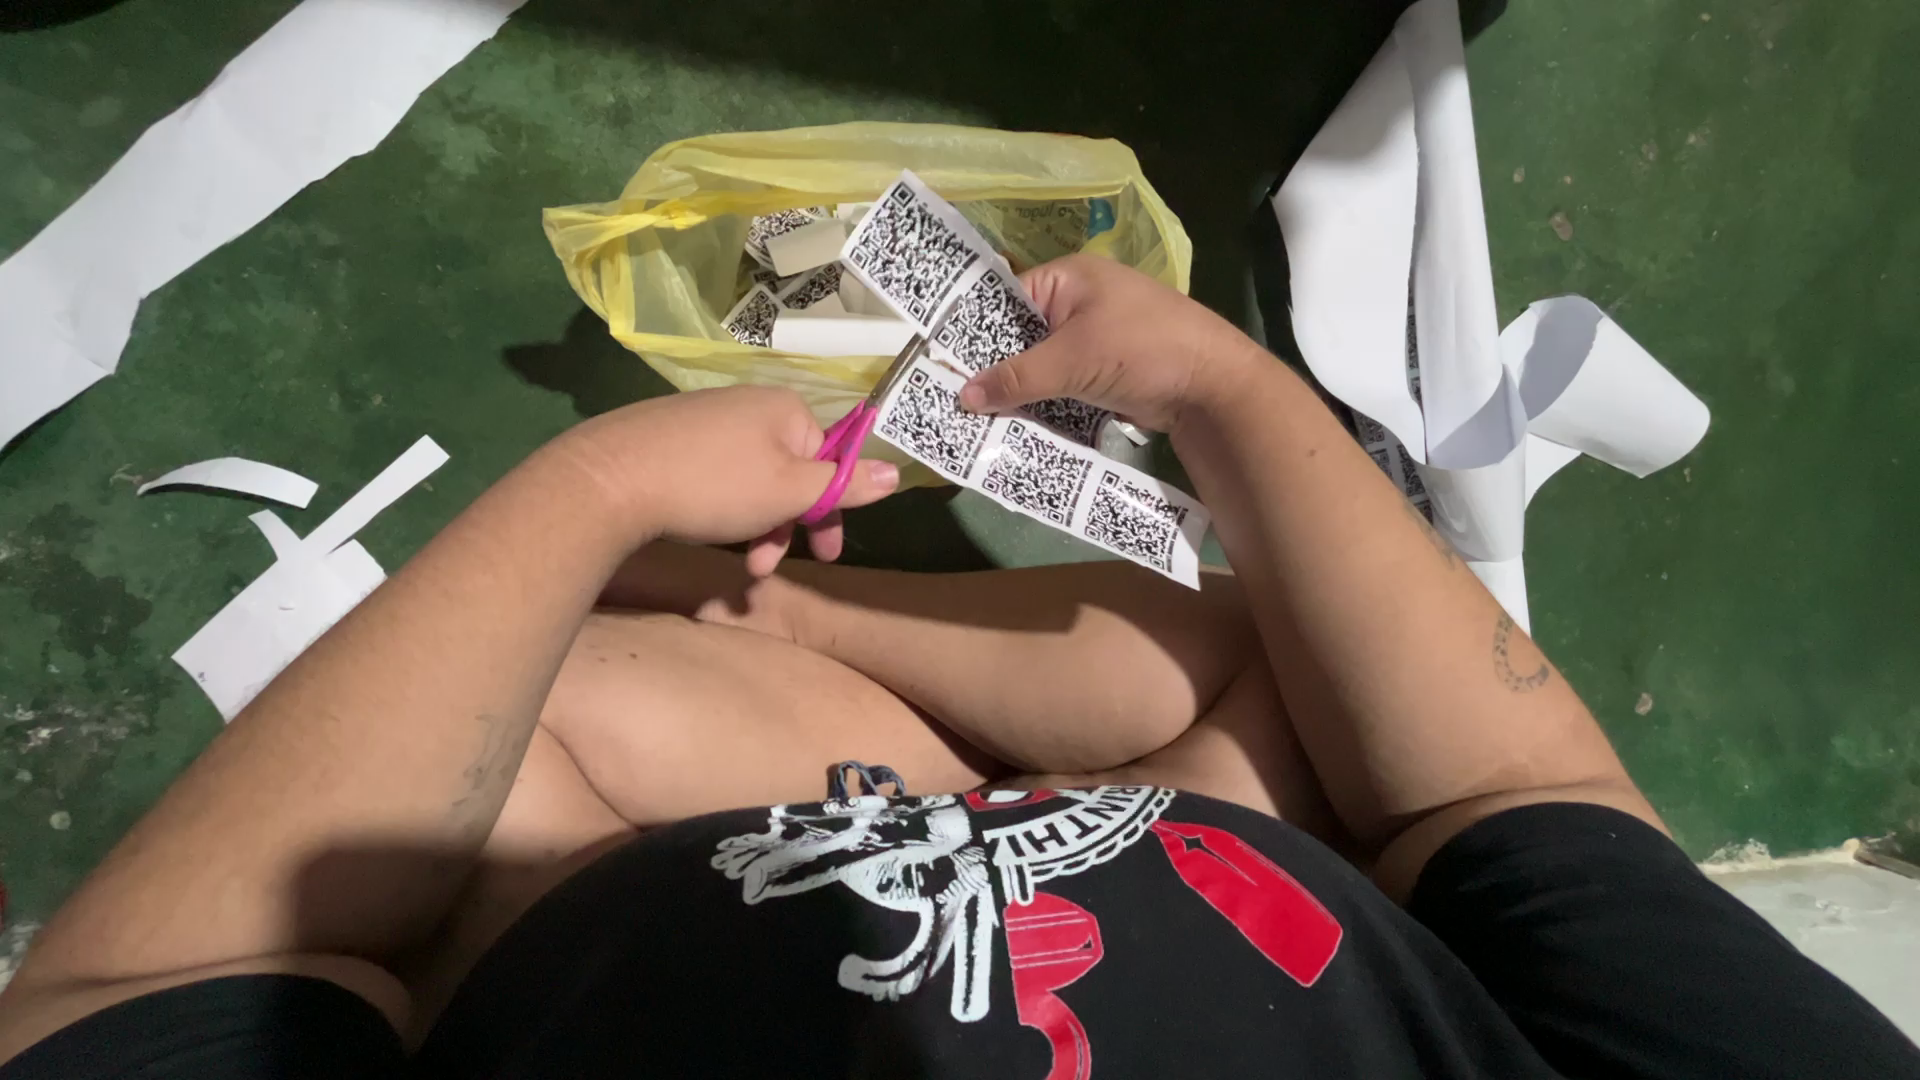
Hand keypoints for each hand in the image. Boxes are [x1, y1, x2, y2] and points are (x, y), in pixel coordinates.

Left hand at [558, 385, 897, 574]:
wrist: (607, 480)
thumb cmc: (714, 486)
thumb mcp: (789, 491)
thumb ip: (845, 485)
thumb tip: (899, 472)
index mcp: (786, 410)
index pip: (830, 460)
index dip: (831, 511)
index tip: (824, 555)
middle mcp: (750, 404)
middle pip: (791, 471)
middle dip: (789, 525)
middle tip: (770, 568)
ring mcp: (707, 417)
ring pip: (754, 477)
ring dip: (758, 525)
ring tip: (741, 564)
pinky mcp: (672, 433)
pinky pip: (719, 472)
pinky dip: (726, 507)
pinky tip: (709, 530)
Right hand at [957, 255, 1263, 432]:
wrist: (1211, 386)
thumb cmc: (1141, 349)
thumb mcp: (1072, 360)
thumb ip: (1017, 378)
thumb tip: (962, 397)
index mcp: (1067, 280)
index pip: (1005, 302)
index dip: (974, 333)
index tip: (942, 365)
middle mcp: (1076, 304)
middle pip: (1020, 338)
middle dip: (995, 370)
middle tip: (954, 400)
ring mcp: (1092, 339)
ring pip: (1040, 367)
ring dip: (1018, 392)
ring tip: (977, 420)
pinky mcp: (1102, 372)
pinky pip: (1060, 387)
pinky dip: (1043, 404)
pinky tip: (1015, 426)